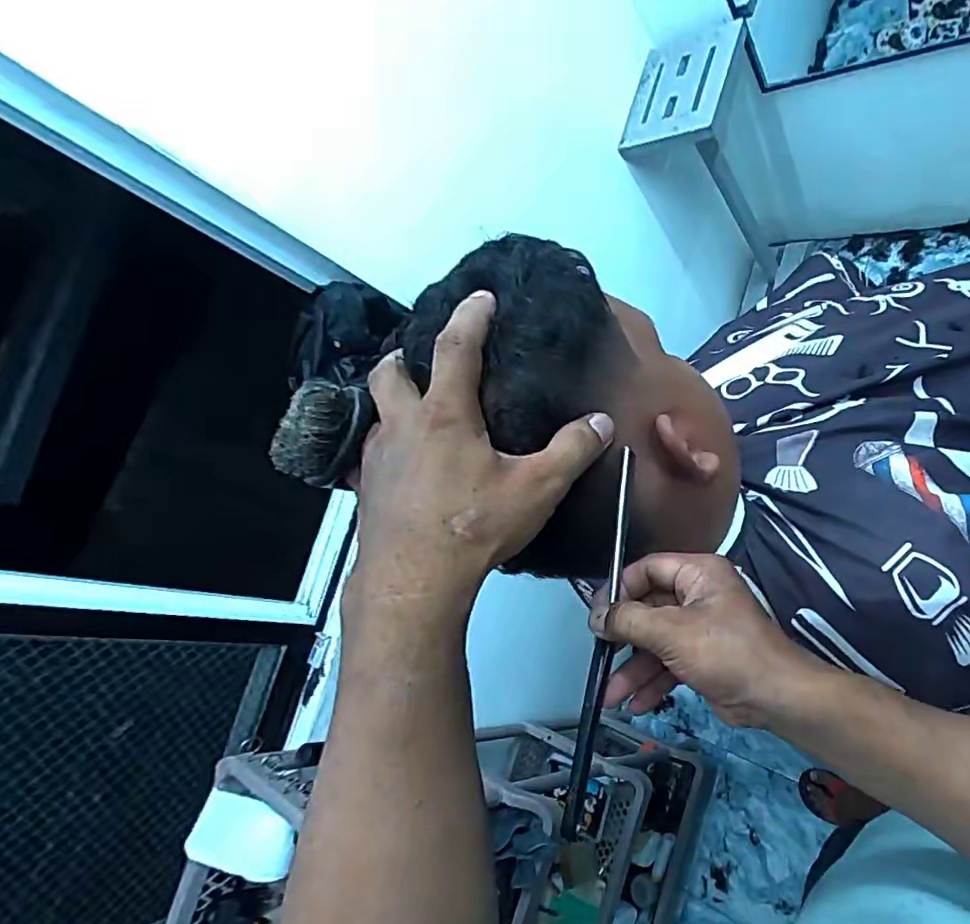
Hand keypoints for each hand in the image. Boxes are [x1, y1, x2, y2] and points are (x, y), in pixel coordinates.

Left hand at [348, 291, 611, 618]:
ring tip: (421, 410)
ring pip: (379, 412)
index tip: (481, 299)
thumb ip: (572, 450)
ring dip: (396, 400)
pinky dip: (393, 446)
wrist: (414, 578)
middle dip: (406, 354)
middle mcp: (403, 427)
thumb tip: (599, 422)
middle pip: (391, 372)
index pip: (454, 349)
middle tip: (422, 353)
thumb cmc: (473, 527)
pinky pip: (376, 454)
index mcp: (444, 416)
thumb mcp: (538, 487)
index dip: (470, 318)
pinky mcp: (369, 490)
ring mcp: (379, 459)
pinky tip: (414, 466)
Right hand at [592, 554, 829, 728]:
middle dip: (623, 639)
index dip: (620, 588)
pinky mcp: (703, 657)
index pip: (649, 568)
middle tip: (600, 654)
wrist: (773, 695)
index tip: (597, 614)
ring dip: (634, 669)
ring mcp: (702, 628)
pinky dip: (653, 682)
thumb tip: (598, 617)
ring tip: (612, 695)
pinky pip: (669, 663)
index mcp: (700, 573)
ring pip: (656, 642)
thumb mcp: (672, 631)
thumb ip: (629, 620)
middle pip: (648, 608)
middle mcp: (700, 595)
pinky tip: (636, 703)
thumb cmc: (727, 652)